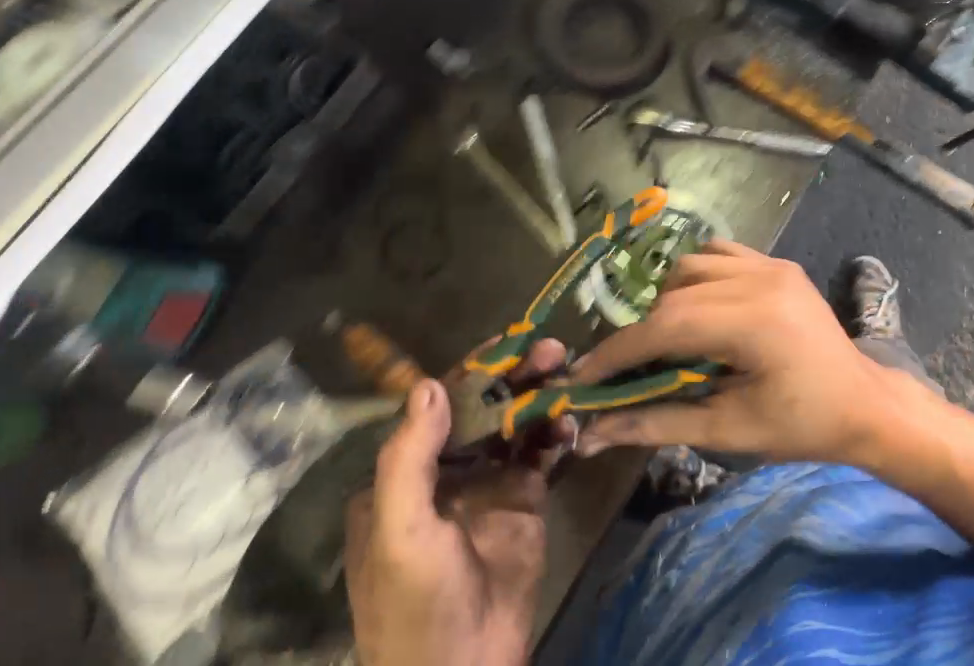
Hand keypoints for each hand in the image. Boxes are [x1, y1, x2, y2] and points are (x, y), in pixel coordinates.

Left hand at [345, 340, 572, 665]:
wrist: (464, 664)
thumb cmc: (416, 600)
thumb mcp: (401, 530)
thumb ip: (409, 458)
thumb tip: (431, 384)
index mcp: (404, 477)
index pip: (439, 407)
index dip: (473, 371)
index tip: (510, 340)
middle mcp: (446, 472)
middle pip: (483, 409)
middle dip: (515, 376)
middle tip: (554, 349)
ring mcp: (489, 485)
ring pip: (516, 425)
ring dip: (540, 397)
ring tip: (570, 372)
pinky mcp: (525, 500)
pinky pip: (541, 454)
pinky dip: (557, 432)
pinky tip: (572, 422)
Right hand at [569, 240, 913, 463]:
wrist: (863, 403)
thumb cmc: (802, 426)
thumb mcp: (728, 430)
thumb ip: (657, 423)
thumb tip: (591, 433)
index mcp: (756, 321)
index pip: (666, 326)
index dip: (618, 352)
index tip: (583, 379)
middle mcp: (763, 280)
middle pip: (675, 295)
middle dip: (639, 333)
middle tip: (618, 371)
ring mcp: (774, 266)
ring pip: (693, 267)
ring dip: (667, 302)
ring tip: (664, 346)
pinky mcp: (780, 265)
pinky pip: (723, 256)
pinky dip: (698, 278)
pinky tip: (696, 312)